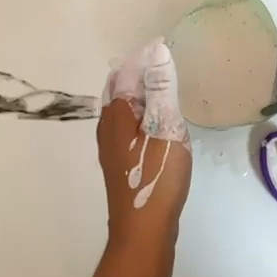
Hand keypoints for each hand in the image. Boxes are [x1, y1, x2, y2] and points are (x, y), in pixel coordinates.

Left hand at [98, 42, 191, 245]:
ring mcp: (112, 145)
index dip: (146, 56)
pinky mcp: (121, 160)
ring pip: (125, 107)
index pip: (127, 71)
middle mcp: (108, 125)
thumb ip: (161, 88)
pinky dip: (144, 112)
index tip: (167, 46)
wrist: (143, 230)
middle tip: (168, 62)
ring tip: (167, 86)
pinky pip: (130, 123)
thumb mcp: (164, 126)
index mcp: (116, 113)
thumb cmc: (154, 175)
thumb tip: (157, 51)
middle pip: (122, 88)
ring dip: (143, 93)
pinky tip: (160, 120)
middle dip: (141, 71)